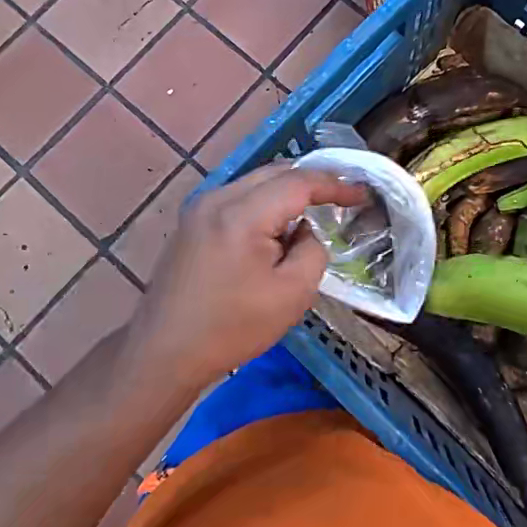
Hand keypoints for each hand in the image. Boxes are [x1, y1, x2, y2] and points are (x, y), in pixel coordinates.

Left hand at [127, 163, 367, 387]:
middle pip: (274, 173)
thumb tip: (305, 231)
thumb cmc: (232, 328)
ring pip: (254, 184)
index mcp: (242, 214)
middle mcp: (217, 199)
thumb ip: (312, 250)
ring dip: (286, 193)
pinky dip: (263, 205)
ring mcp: (199, 209)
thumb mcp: (293, 294)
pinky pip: (237, 200)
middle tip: (341, 197)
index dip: (335, 185)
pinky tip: (274, 230)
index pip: (298, 182)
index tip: (362, 194)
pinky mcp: (191, 224)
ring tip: (312, 214)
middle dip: (311, 182)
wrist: (164, 352)